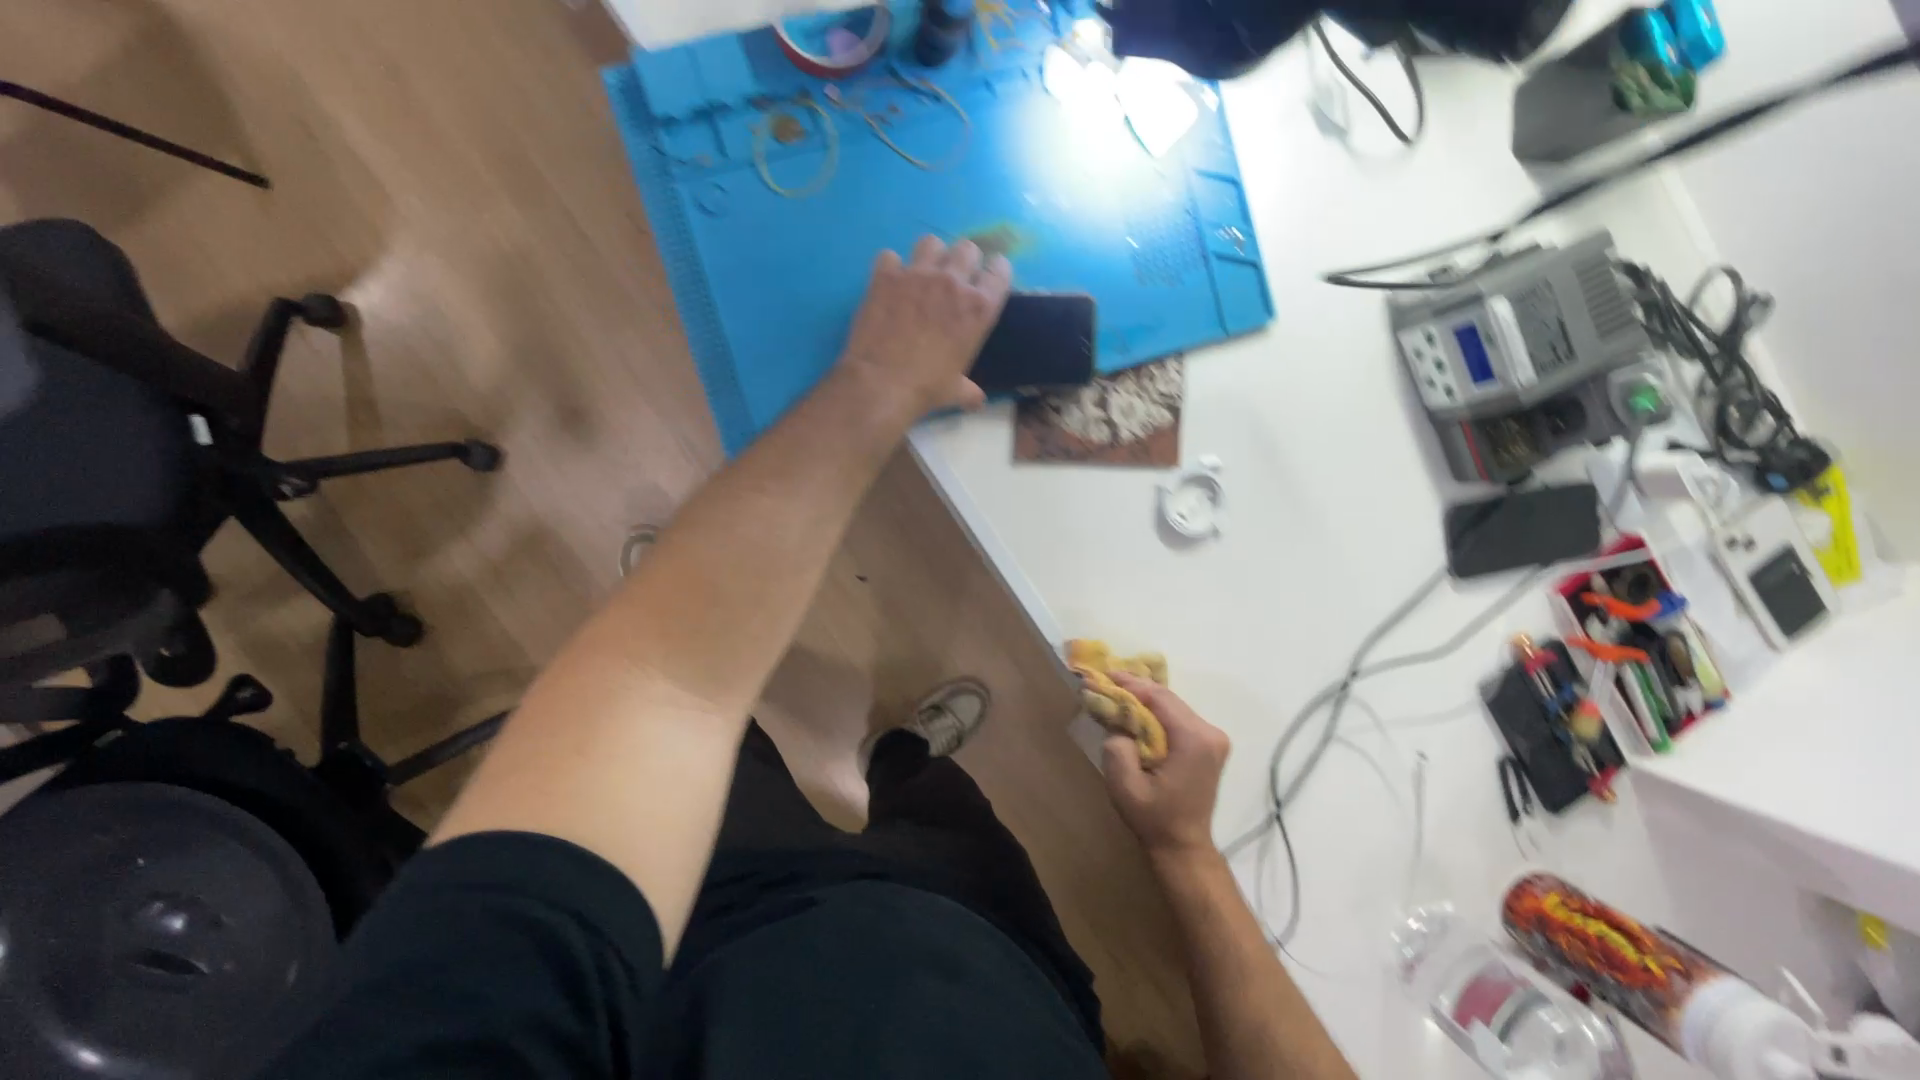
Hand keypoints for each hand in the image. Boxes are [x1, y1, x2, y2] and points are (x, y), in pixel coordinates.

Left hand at [837, 236, 1012, 416]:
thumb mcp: (954, 391)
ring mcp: (917, 275)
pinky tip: (888, 283)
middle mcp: (952, 283)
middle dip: (963, 259)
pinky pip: (890, 256)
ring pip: (931, 242)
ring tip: (921, 272)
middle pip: (967, 248)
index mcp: (978, 309)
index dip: (996, 272)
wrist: (881, 384)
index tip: (989, 277)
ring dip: (929, 255)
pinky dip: (890, 267)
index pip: (1000, 272)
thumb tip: (977, 401)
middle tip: (953, 276)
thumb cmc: (926, 389)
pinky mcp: (885, 276)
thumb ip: (968, 390)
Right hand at [1102, 672, 1230, 858]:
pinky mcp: (1211, 745)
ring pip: (1175, 706)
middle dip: (1139, 689)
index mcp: (1194, 740)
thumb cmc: (1154, 818)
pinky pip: (1181, 718)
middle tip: (1109, 680)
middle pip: (1170, 699)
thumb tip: (1119, 725)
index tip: (1107, 676)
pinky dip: (1159, 712)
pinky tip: (1139, 711)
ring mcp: (1215, 738)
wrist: (1183, 844)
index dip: (1132, 685)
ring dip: (1148, 700)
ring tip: (1120, 693)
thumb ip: (1118, 749)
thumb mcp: (1125, 786)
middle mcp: (1210, 733)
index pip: (1160, 699)